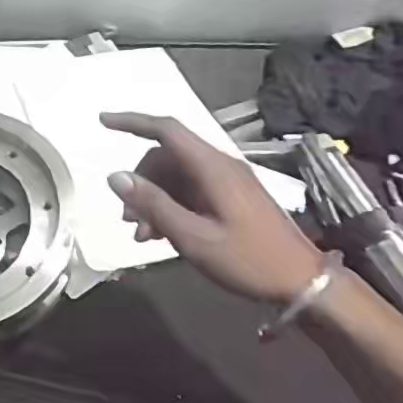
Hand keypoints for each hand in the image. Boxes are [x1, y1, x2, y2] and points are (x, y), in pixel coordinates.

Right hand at [100, 112, 329, 303]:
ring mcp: (227, 182)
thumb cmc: (248, 260)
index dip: (133, 122)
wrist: (299, 280)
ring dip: (153, 200)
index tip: (103, 122)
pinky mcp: (231, 198)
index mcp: (213, 169)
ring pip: (176, 177)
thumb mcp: (193, 237)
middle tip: (126, 218)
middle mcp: (220, 167)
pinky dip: (170, 208)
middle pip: (167, 157)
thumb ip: (154, 205)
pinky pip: (190, 192)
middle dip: (140, 182)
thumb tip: (116, 177)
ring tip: (141, 235)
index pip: (167, 130)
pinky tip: (160, 236)